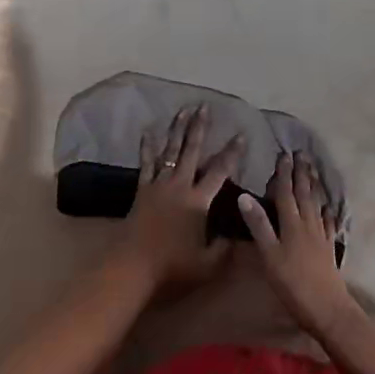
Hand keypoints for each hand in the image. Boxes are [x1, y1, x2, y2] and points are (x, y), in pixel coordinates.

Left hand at [115, 104, 244, 292]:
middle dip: (200, 127)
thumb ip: (224, 248)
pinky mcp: (143, 188)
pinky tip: (148, 132)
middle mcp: (180, 185)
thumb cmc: (172, 266)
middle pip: (192, 150)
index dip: (232, 153)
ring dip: (177, 129)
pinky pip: (146, 163)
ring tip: (183, 110)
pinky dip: (148, 146)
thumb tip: (237, 234)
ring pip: (170, 150)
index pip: (220, 171)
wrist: (134, 265)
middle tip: (205, 107)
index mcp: (199, 201)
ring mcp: (159, 184)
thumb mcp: (208, 264)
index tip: (241, 135)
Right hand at [238, 151, 359, 335]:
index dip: (284, 174)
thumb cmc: (293, 283)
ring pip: (316, 204)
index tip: (284, 155)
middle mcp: (307, 224)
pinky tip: (328, 208)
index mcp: (291, 224)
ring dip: (314, 186)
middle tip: (302, 154)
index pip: (285, 193)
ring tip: (313, 171)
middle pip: (304, 194)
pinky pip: (328, 223)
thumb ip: (258, 225)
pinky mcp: (329, 249)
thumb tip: (244, 195)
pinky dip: (327, 212)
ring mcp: (320, 236)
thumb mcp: (269, 255)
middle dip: (301, 174)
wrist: (328, 310)